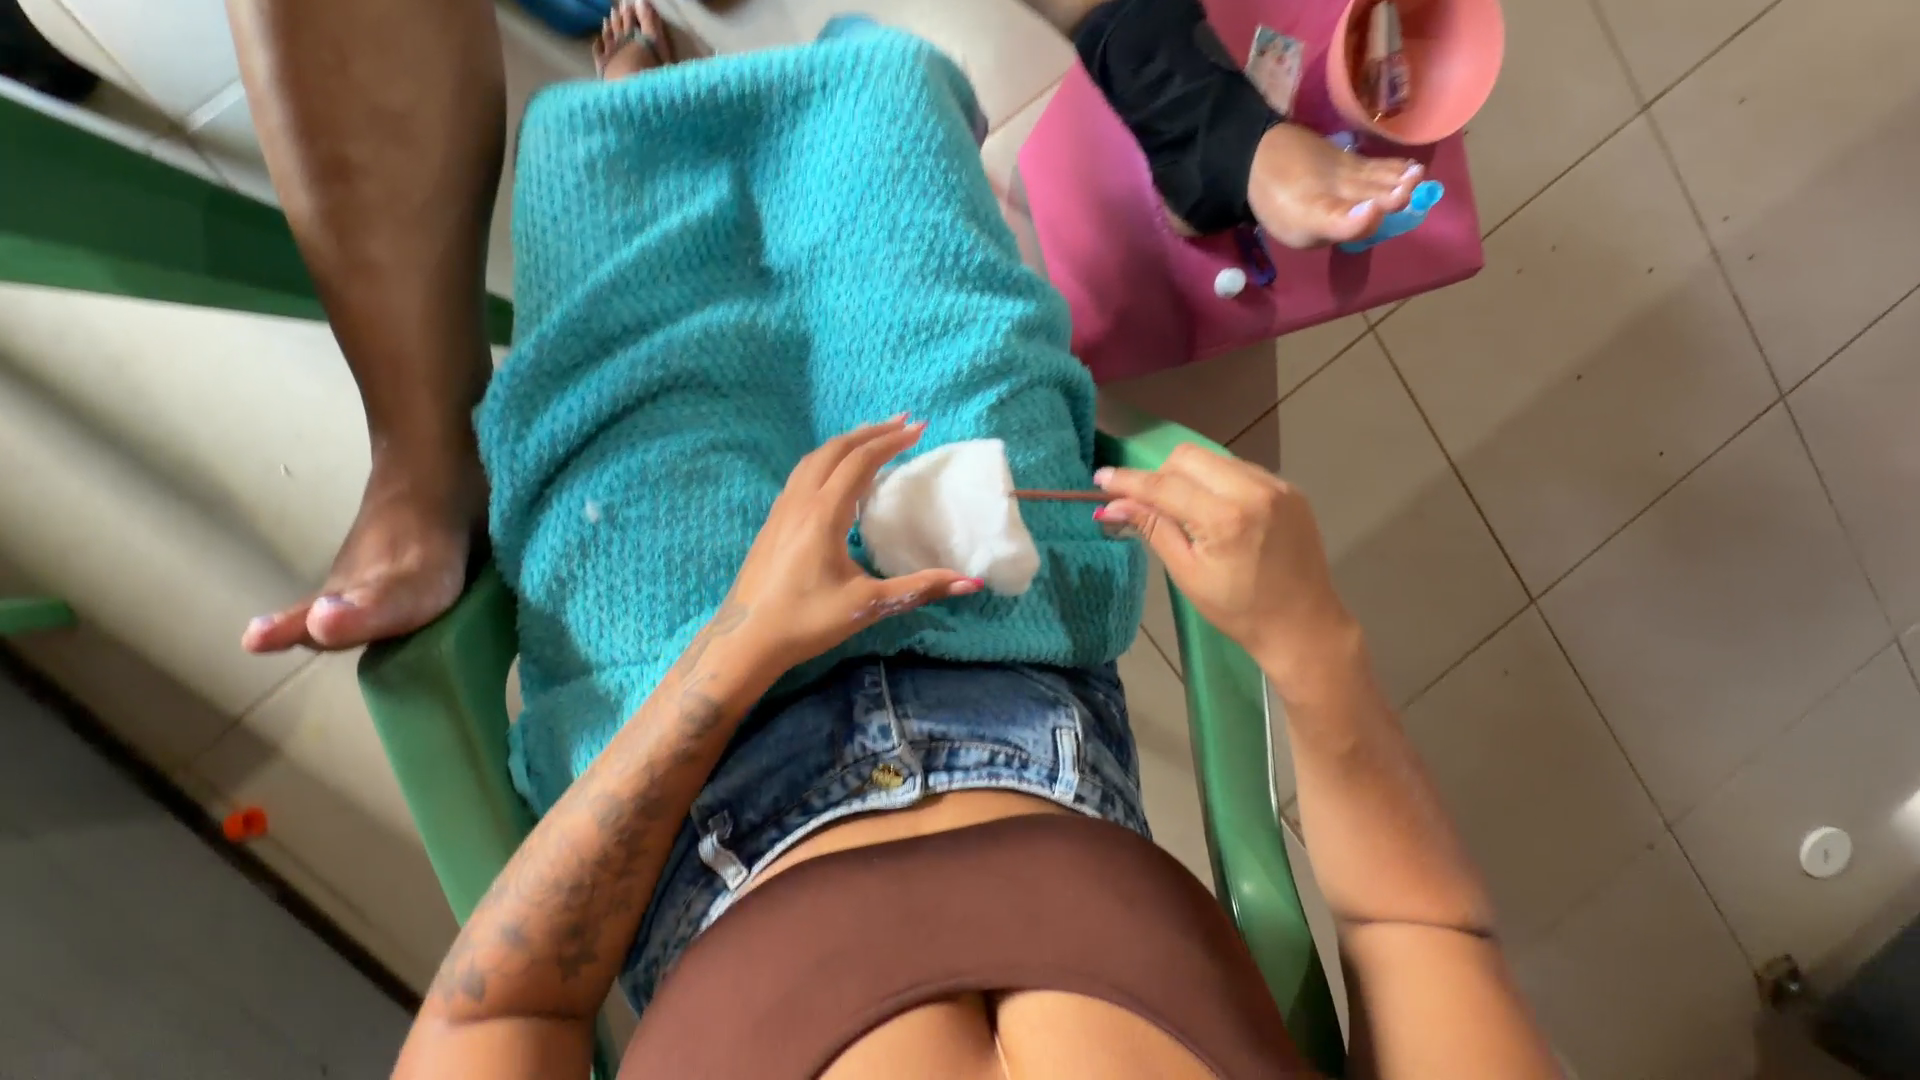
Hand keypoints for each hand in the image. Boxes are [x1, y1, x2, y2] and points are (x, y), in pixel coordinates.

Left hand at [727, 418, 982, 670]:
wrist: (746, 641)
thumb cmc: (807, 622)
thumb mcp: (869, 606)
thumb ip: (920, 588)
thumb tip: (971, 582)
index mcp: (823, 514)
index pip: (860, 461)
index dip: (891, 441)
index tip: (919, 429)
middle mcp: (800, 503)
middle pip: (835, 450)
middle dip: (871, 432)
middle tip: (903, 422)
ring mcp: (782, 511)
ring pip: (814, 459)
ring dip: (846, 443)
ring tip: (873, 438)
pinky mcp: (773, 523)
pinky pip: (802, 475)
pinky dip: (827, 461)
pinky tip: (838, 475)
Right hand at [1095, 444, 1362, 693]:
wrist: (1303, 625)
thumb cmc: (1239, 611)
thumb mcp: (1187, 574)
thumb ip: (1153, 529)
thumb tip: (1112, 505)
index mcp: (1226, 518)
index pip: (1165, 485)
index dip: (1129, 481)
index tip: (1101, 478)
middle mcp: (1254, 490)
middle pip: (1188, 457)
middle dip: (1161, 474)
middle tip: (1149, 502)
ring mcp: (1277, 486)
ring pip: (1214, 458)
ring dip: (1190, 476)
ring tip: (1185, 510)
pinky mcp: (1289, 489)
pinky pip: (1240, 470)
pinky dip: (1218, 483)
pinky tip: (1217, 511)